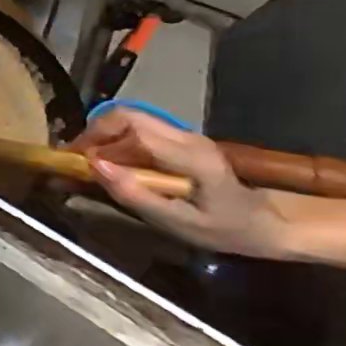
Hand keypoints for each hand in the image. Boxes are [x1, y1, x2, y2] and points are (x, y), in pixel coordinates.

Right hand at [69, 107, 292, 258]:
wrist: (267, 223)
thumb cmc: (227, 229)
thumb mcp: (181, 223)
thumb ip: (138, 195)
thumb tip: (95, 166)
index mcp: (192, 157)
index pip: (135, 132)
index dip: (100, 142)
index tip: (79, 161)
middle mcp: (186, 136)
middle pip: (126, 116)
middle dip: (94, 132)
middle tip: (78, 157)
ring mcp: (183, 133)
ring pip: (128, 116)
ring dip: (102, 133)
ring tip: (89, 158)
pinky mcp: (177, 136)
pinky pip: (136, 126)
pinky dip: (114, 137)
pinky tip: (110, 159)